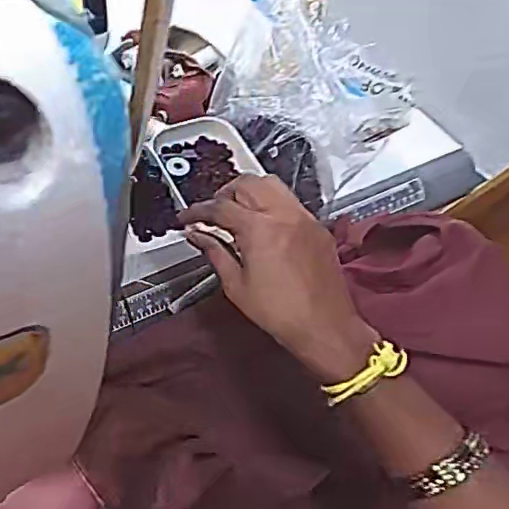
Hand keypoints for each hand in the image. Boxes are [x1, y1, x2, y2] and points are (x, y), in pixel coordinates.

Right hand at [180, 176, 378, 380]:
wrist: (322, 325)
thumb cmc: (280, 312)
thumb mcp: (236, 285)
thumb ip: (215, 253)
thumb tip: (197, 236)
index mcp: (259, 230)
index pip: (220, 207)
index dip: (197, 211)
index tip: (186, 218)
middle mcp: (284, 216)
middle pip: (247, 183)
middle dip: (223, 194)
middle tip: (210, 213)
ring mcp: (304, 218)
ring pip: (271, 185)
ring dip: (249, 192)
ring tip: (235, 213)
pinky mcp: (317, 227)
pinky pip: (289, 202)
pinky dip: (270, 204)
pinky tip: (262, 225)